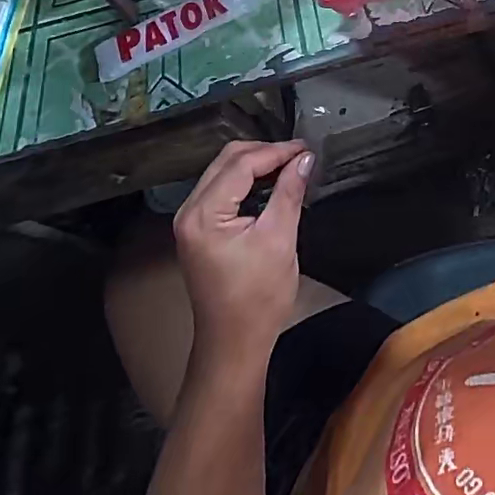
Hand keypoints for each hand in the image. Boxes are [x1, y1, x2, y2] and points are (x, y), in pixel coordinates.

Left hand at [173, 140, 314, 357]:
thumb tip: (305, 159)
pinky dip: (247, 180)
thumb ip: (289, 192)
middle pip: (227, 161)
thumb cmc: (257, 298)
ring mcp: (190, 220)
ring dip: (256, 164)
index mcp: (203, 214)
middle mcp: (189, 211)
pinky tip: (271, 183)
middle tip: (300, 155)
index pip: (241, 164)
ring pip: (223, 172)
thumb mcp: (279, 239)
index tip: (306, 149)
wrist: (234, 344)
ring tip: (290, 165)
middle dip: (265, 153)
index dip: (276, 152)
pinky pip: (222, 189)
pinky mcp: (198, 229)